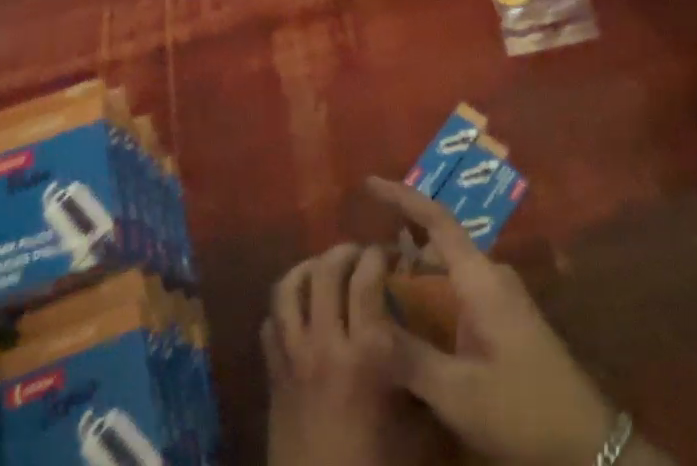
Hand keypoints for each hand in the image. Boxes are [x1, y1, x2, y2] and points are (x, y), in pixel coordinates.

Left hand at [265, 243, 442, 465]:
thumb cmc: (379, 462)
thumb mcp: (417, 423)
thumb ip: (420, 373)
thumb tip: (426, 337)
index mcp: (367, 351)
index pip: (367, 280)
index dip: (379, 255)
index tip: (393, 253)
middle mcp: (325, 342)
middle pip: (324, 271)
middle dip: (344, 252)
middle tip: (360, 254)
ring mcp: (293, 355)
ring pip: (287, 288)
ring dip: (307, 268)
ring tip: (324, 267)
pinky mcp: (272, 373)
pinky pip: (270, 322)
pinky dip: (284, 307)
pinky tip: (300, 310)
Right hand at [367, 177, 623, 465]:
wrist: (588, 445)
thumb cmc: (523, 409)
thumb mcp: (457, 391)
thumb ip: (406, 355)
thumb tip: (361, 325)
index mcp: (481, 280)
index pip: (438, 221)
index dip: (402, 198)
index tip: (369, 183)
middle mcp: (492, 279)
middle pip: (439, 242)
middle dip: (400, 237)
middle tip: (355, 248)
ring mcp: (501, 300)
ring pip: (447, 270)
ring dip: (412, 269)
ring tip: (370, 277)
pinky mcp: (504, 322)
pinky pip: (456, 290)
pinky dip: (427, 291)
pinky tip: (405, 313)